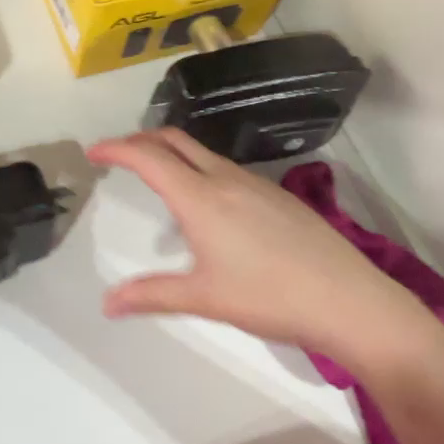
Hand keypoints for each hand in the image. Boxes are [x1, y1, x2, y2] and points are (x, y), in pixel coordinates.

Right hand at [88, 129, 437, 362]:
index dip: (115, 149)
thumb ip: (153, 295)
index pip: (147, 157)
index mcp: (199, 197)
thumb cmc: (269, 297)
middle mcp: (224, 178)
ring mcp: (255, 183)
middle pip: (173, 140)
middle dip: (141, 139)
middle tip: (120, 155)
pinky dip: (201, 169)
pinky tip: (211, 206)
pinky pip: (227, 168)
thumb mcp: (205, 299)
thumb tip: (108, 304)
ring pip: (202, 152)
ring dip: (172, 153)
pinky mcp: (278, 194)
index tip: (93, 151)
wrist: (350, 301)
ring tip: (160, 178)